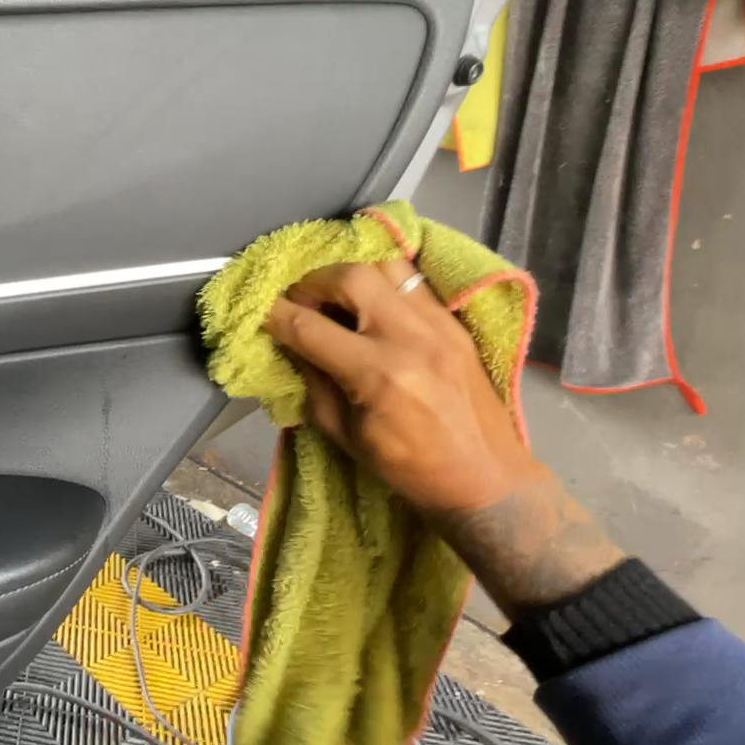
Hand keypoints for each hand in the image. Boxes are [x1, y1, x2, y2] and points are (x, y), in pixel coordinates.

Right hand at [265, 260, 545, 513]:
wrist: (485, 477)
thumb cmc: (406, 465)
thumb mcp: (341, 431)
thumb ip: (312, 379)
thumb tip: (291, 343)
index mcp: (377, 376)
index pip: (310, 328)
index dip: (275, 315)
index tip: (259, 311)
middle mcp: (410, 340)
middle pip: (352, 277)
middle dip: (313, 283)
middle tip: (301, 302)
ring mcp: (440, 326)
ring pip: (387, 266)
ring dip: (351, 275)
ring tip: (337, 298)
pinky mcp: (456, 324)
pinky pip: (414, 281)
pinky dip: (383, 281)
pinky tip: (370, 301)